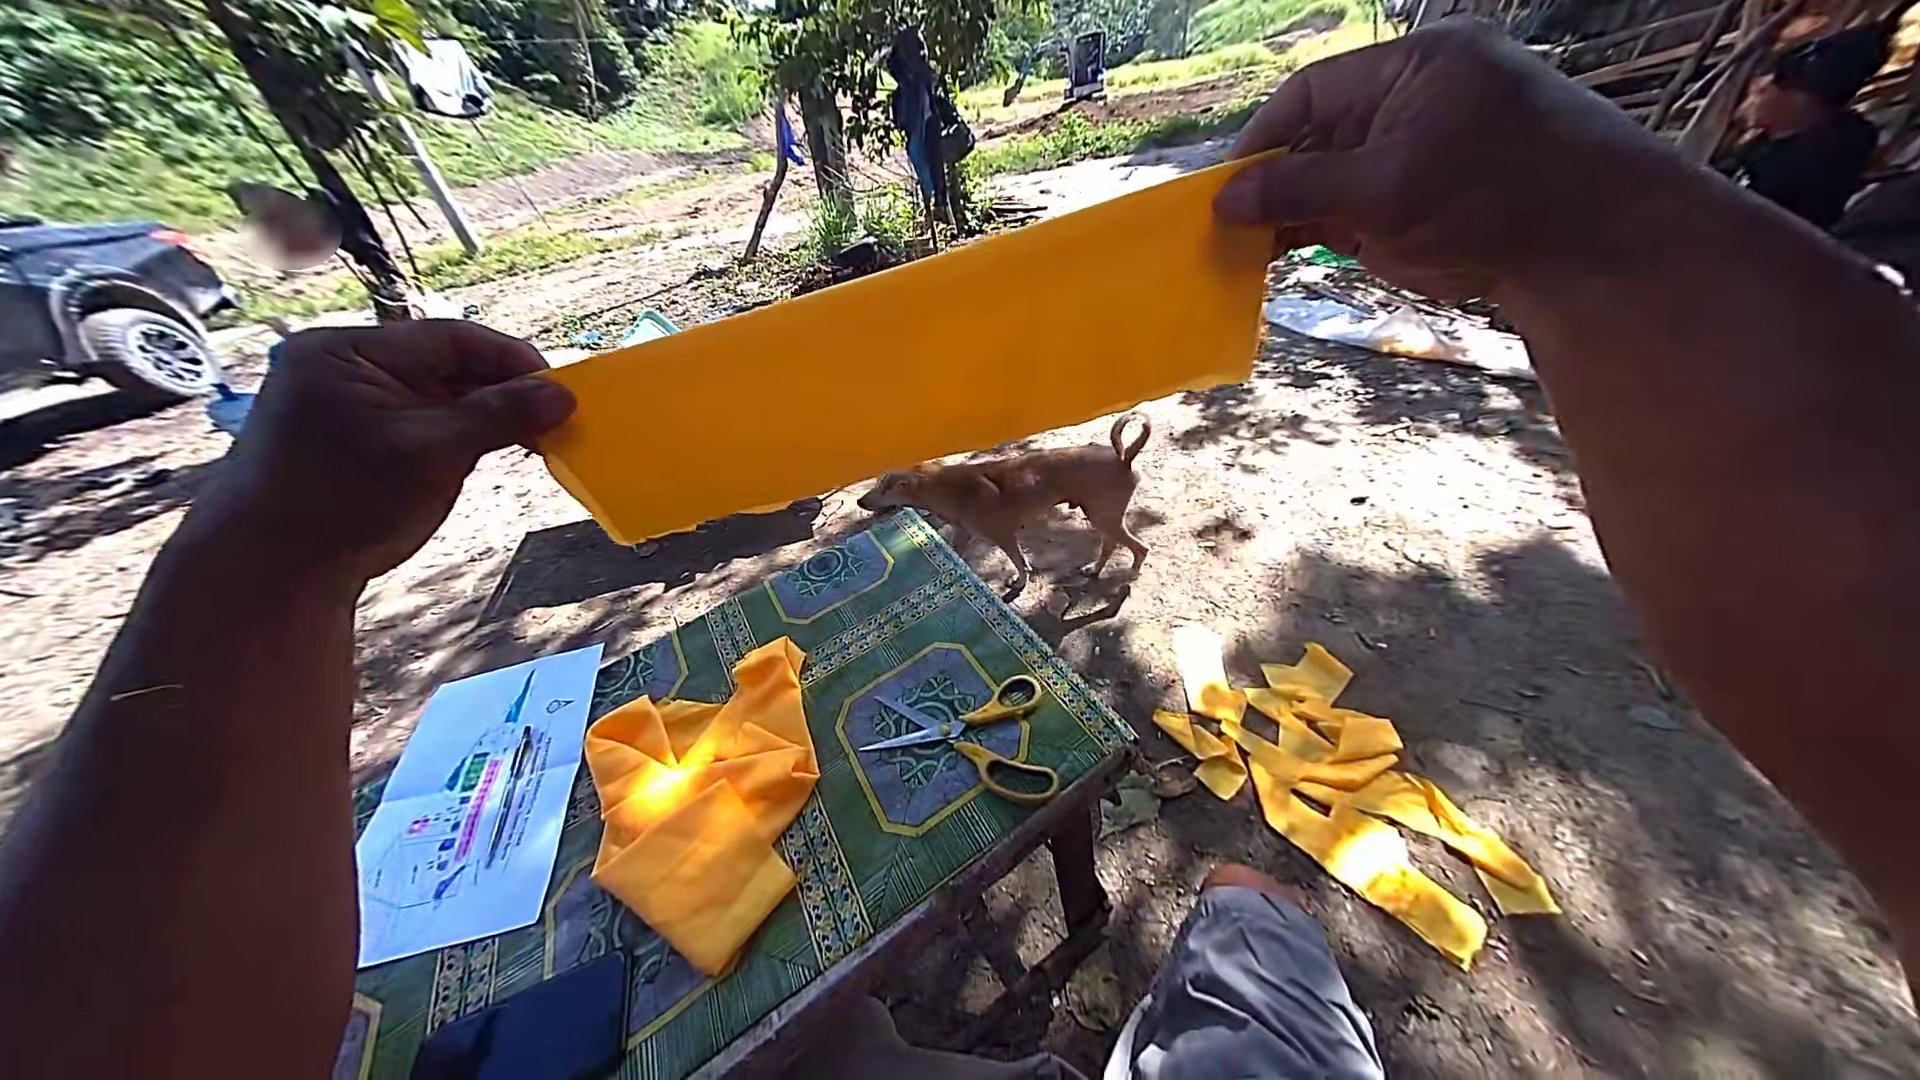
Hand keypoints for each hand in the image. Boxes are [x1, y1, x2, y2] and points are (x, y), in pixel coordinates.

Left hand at [203, 321, 575, 583]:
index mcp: (349, 353)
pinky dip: (486, 430)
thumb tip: (565, 395)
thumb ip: (499, 416)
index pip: (451, 338)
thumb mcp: (431, 451)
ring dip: (503, 412)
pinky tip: (517, 444)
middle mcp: (360, 368)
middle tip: (560, 417)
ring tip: (545, 434)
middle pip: (457, 363)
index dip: (513, 359)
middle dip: (512, 389)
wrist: (282, 565)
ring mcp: (375, 403)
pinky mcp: (390, 435)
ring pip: (458, 393)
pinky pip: (450, 419)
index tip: (561, 390)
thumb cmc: (345, 499)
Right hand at [1214, 18, 1694, 298]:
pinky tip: (1263, 256)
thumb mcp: (1386, 186)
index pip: (1310, 93)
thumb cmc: (1490, 193)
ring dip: (1274, 214)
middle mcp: (1395, 110)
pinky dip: (1295, 234)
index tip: (1224, 186)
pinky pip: (1325, 215)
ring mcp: (1390, 162)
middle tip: (1222, 224)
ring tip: (1234, 246)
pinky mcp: (1387, 208)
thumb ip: (1301, 189)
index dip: (1261, 137)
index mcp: (1408, 72)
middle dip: (1263, 182)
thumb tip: (1225, 200)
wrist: (1571, 247)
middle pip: (1305, 139)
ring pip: (1311, 182)